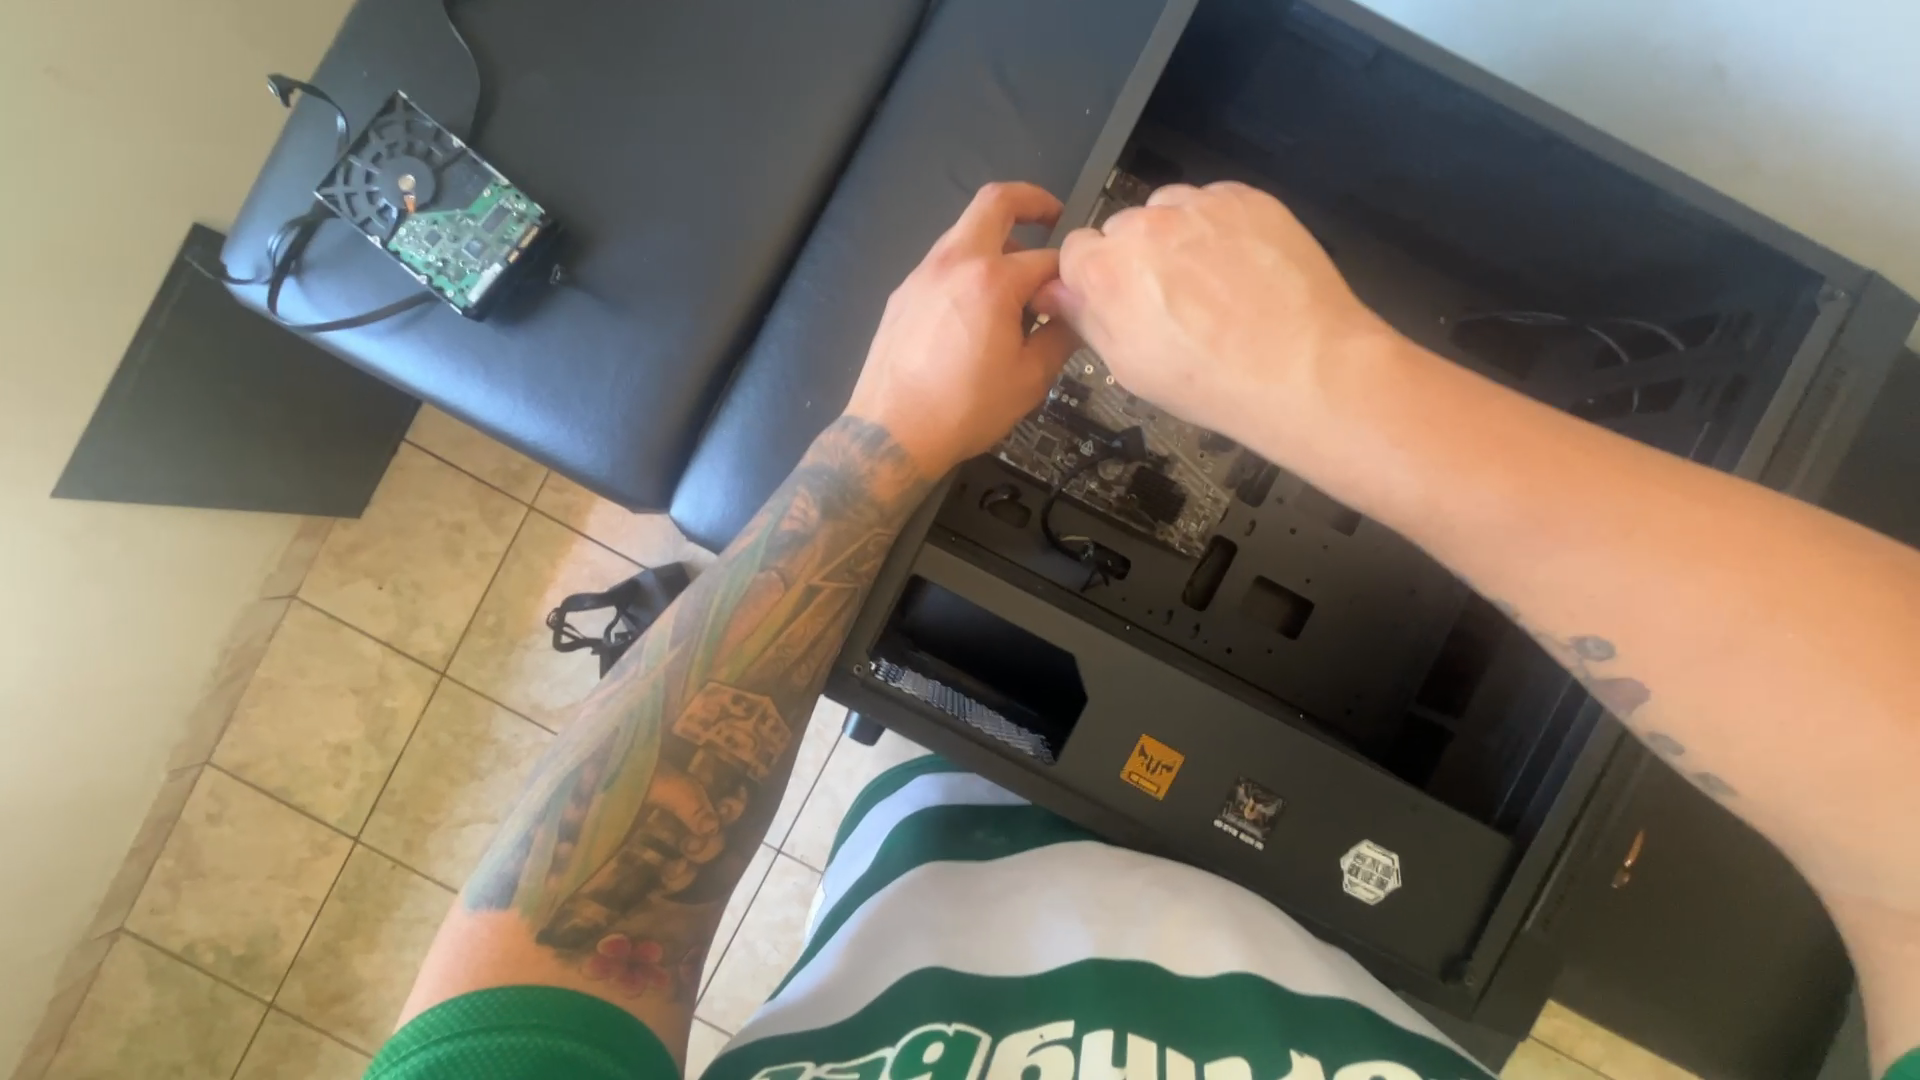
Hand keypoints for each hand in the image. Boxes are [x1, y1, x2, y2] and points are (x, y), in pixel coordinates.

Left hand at [845, 182, 1080, 474]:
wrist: (893, 433)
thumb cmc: (965, 410)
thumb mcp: (1029, 380)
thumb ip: (1060, 337)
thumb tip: (1074, 316)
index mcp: (992, 281)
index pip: (1046, 258)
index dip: (1070, 271)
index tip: (1079, 286)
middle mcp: (953, 263)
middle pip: (995, 202)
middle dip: (1030, 200)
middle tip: (1052, 217)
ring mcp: (921, 275)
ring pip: (963, 232)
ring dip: (995, 239)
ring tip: (1014, 278)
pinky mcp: (902, 295)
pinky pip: (942, 264)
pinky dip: (967, 267)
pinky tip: (976, 308)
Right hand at [1035, 181, 1402, 450]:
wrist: (1298, 366)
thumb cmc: (1211, 379)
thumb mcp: (1128, 366)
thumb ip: (1084, 318)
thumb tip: (1052, 292)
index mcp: (1107, 272)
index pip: (1075, 251)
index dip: (1091, 279)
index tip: (1112, 299)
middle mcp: (1147, 227)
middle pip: (1120, 230)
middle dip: (1133, 258)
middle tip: (1165, 301)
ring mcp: (1199, 206)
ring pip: (1165, 210)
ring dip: (1173, 238)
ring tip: (1205, 284)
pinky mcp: (1244, 198)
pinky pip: (1212, 202)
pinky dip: (1215, 228)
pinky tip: (1234, 269)